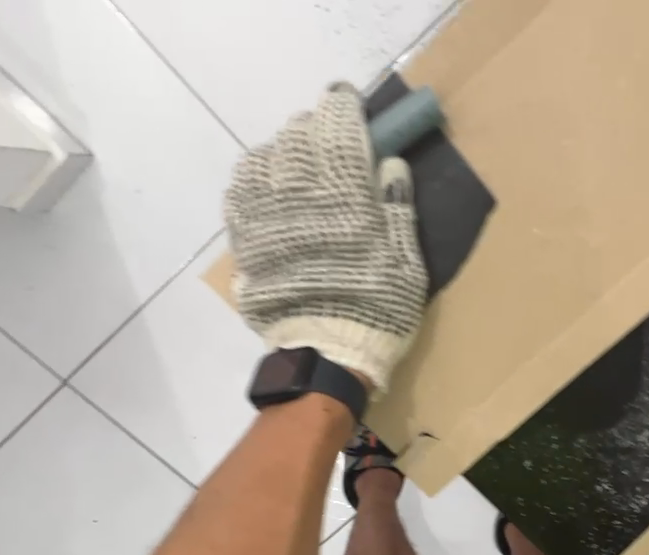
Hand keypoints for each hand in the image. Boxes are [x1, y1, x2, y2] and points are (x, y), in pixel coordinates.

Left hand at [224, 84, 427, 396]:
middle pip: (299, 136)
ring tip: (300, 167)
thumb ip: (397, 208)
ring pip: (266, 156)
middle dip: (317, 131)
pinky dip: (258, 179)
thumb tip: (390, 164)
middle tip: (332, 143)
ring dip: (285, 154)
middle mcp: (298, 190)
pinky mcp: (246, 236)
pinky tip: (271, 189)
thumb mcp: (406, 262)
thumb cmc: (377, 308)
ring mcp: (264, 211)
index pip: (338, 125)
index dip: (345, 109)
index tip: (352, 106)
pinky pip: (242, 189)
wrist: (328, 354)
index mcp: (343, 191)